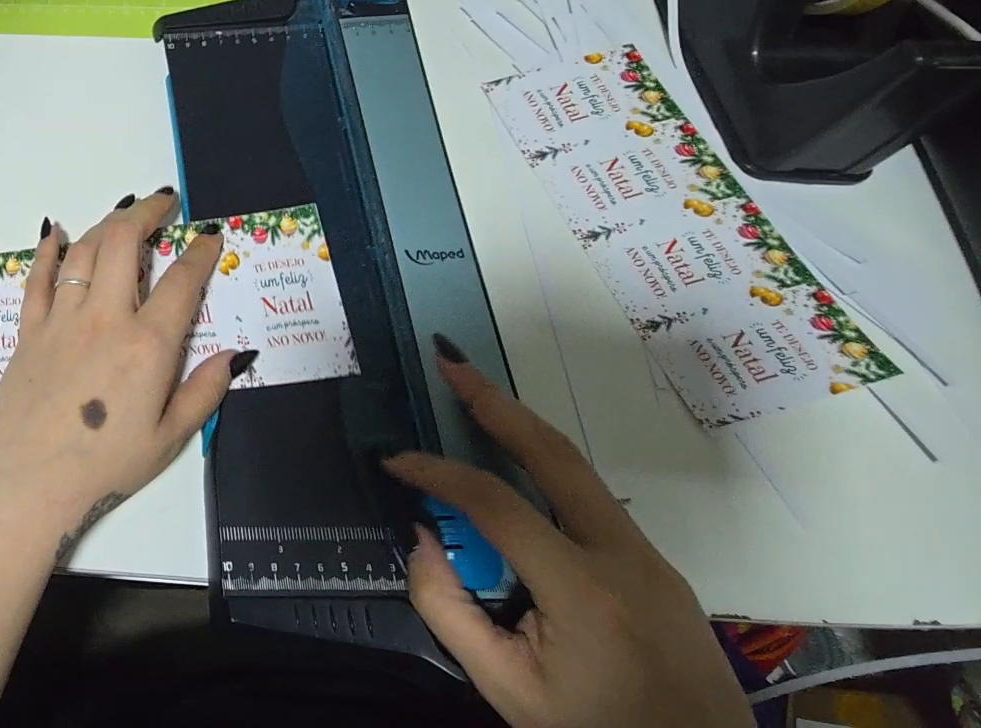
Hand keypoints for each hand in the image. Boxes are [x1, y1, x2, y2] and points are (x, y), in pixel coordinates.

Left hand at [0, 191, 251, 562]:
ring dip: (107, 223)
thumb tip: (236, 355)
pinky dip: (47, 250)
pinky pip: (38, 278)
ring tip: (125, 214)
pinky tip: (54, 232)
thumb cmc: (102, 466)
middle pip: (124, 242)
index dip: (201, 252)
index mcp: (147, 344)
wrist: (25, 482)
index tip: (210, 236)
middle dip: (148, 212)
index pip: (182, 281)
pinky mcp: (29, 329)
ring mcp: (61, 319)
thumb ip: (204, 391)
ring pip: (83, 250)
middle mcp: (104, 317)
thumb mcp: (169, 439)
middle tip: (165, 202)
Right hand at [383, 347, 750, 727]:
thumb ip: (446, 607)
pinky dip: (541, 464)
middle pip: (553, 454)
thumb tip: (422, 536)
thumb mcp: (505, 688)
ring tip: (472, 391)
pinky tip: (509, 459)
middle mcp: (624, 557)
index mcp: (583, 590)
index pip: (494, 504)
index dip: (436, 472)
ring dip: (518, 424)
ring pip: (576, 468)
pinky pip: (588, 498)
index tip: (393, 461)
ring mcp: (649, 557)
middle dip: (495, 400)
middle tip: (449, 361)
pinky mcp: (656, 565)